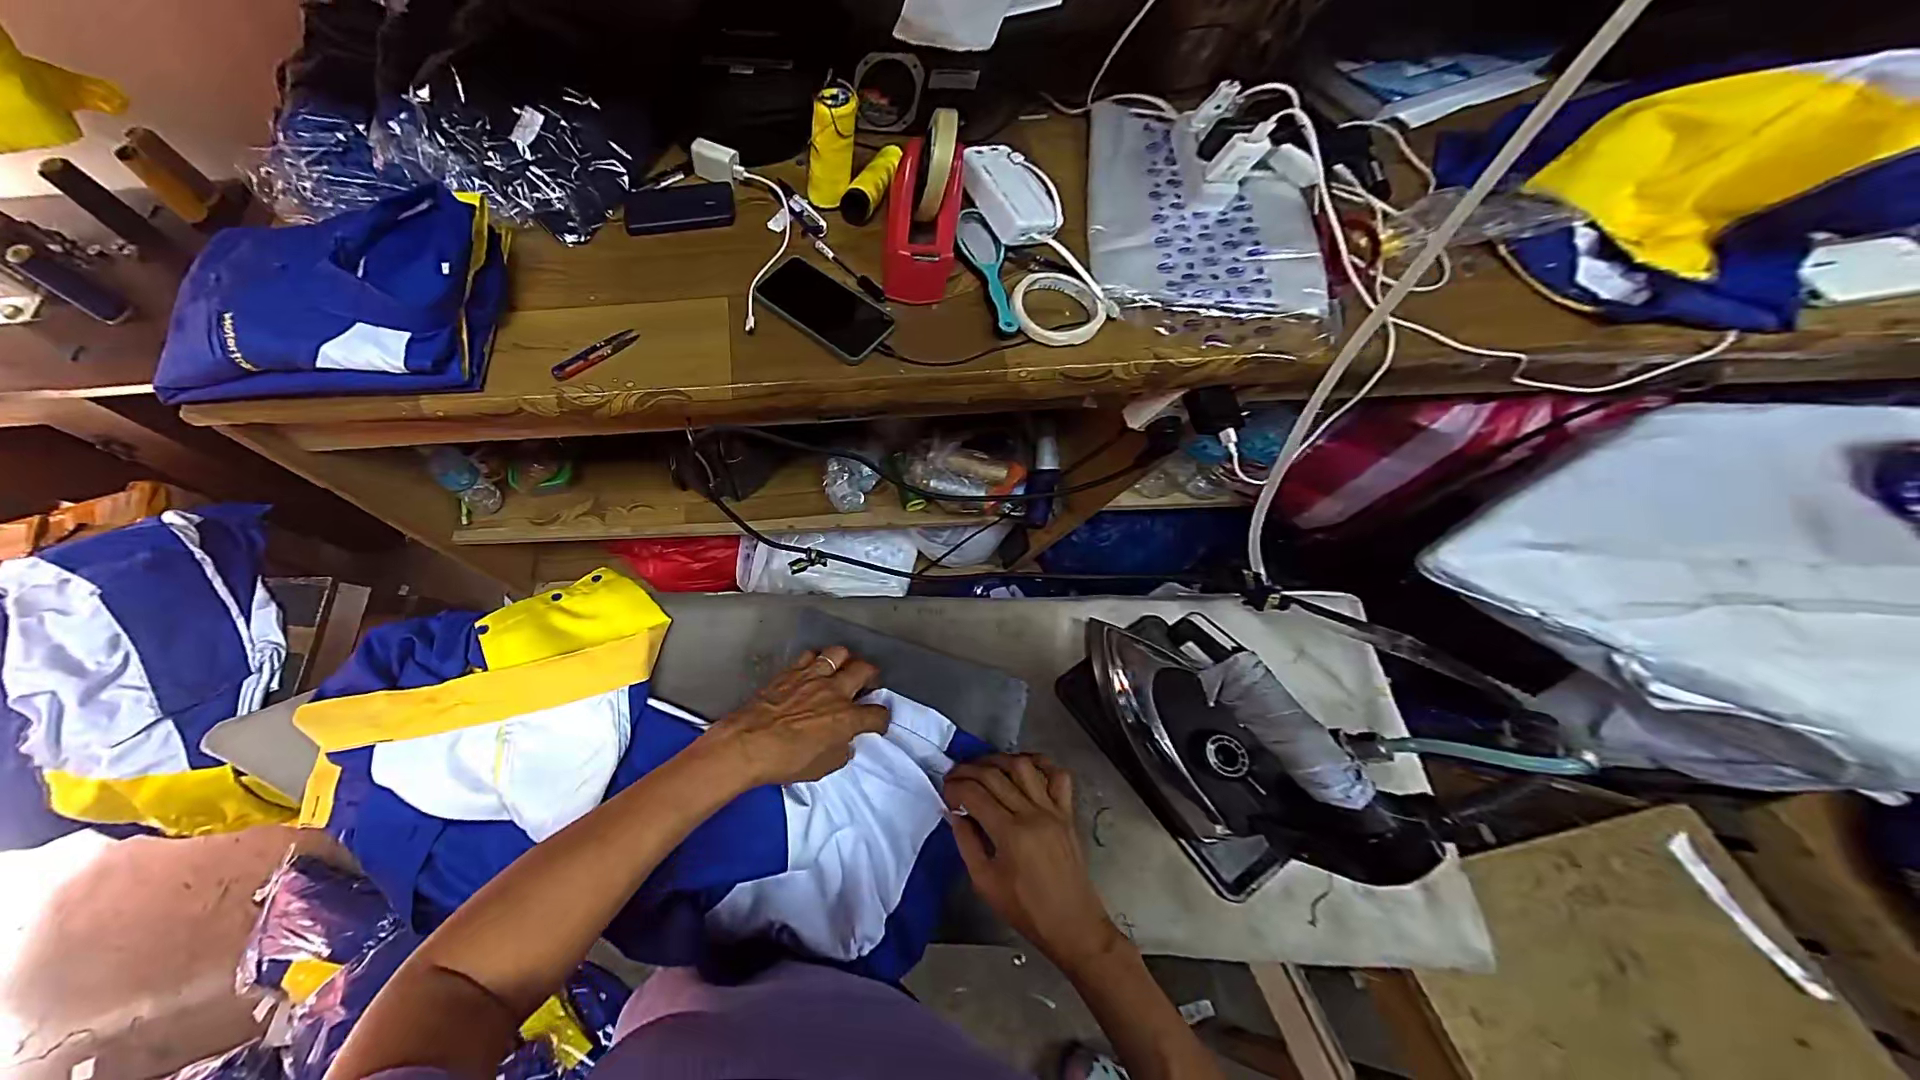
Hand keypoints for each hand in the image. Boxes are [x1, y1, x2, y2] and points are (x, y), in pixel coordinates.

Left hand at [697, 646, 889, 788]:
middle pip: (865, 670)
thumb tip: (845, 742)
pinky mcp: (790, 673)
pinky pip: (810, 655)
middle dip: (872, 676)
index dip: (881, 719)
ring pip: (839, 653)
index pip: (877, 714)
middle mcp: (834, 692)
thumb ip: (841, 750)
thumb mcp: (823, 767)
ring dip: (846, 660)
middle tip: (868, 683)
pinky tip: (814, 668)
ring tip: (843, 668)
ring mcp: (812, 678)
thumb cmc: (784, 761)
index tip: (876, 723)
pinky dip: (818, 659)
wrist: (746, 746)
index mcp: (847, 718)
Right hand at [944, 754, 1124, 971]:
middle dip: (968, 770)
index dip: (955, 787)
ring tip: (982, 767)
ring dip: (999, 760)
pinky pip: (1057, 776)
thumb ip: (967, 844)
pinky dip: (1040, 763)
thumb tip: (956, 814)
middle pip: (995, 775)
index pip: (975, 794)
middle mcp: (1033, 814)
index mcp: (1010, 834)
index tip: (945, 790)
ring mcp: (1054, 810)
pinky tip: (1024, 765)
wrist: (1073, 924)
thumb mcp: (985, 883)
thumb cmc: (1027, 910)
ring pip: (1024, 767)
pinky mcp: (1068, 812)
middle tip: (955, 775)